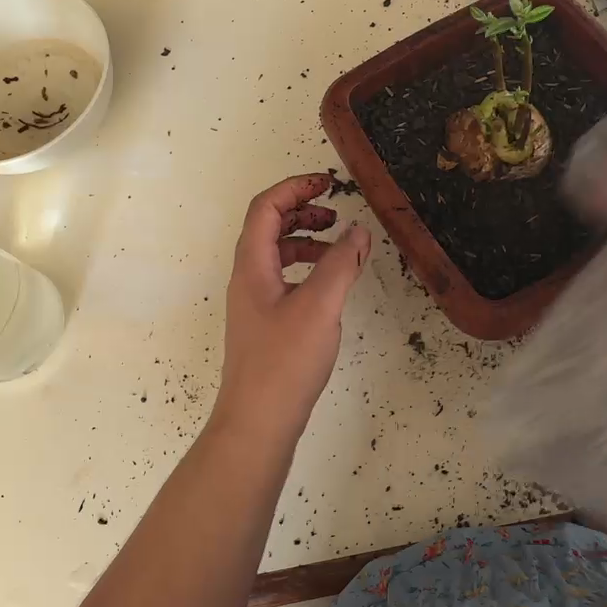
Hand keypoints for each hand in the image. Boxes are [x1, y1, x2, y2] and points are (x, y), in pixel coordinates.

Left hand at [214, 173, 370, 438]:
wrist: (258, 423)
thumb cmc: (285, 361)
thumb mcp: (320, 306)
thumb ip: (341, 264)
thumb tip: (359, 231)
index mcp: (252, 264)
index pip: (266, 207)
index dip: (295, 187)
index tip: (329, 183)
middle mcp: (247, 277)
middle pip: (268, 226)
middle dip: (302, 211)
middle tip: (336, 212)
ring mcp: (254, 302)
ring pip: (277, 254)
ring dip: (307, 240)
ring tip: (340, 246)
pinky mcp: (265, 324)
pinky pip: (284, 278)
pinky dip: (308, 269)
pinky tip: (331, 284)